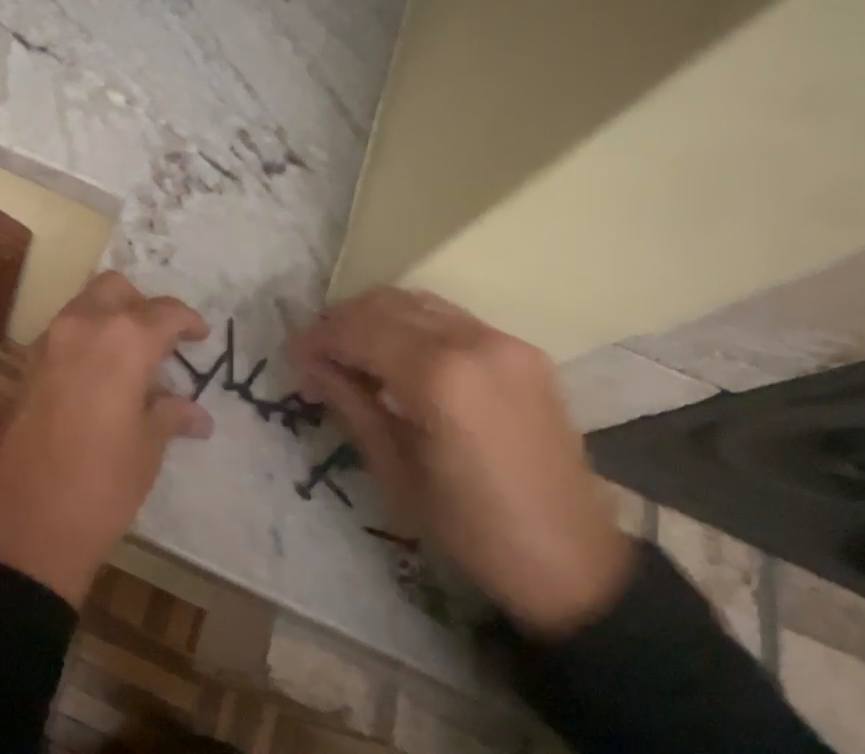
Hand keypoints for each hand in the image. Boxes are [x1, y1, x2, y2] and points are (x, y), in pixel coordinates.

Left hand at [0, 272, 213, 606]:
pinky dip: (84, 340)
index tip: (200, 337)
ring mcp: (46, 344)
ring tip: (133, 362)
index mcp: (122, 340)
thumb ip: (169, 415)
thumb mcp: (147, 449)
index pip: (163, 312)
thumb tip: (195, 413)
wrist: (28, 524)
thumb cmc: (102, 484)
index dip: (187, 322)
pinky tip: (100, 378)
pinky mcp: (25, 368)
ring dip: (109, 320)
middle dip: (141, 305)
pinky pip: (62, 335)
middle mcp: (81, 327)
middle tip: (161, 341)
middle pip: (114, 290)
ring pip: (83, 307)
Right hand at [289, 287, 633, 640]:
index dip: (318, 340)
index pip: (359, 330)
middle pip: (387, 305)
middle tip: (316, 357)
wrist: (573, 561)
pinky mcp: (523, 352)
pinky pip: (451, 319)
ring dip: (377, 320)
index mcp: (440, 377)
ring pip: (419, 303)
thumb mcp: (395, 472)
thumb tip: (310, 365)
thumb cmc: (472, 531)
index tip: (292, 358)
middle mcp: (474, 342)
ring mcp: (505, 342)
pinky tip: (399, 362)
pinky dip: (413, 327)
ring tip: (352, 357)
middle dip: (342, 323)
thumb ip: (351, 404)